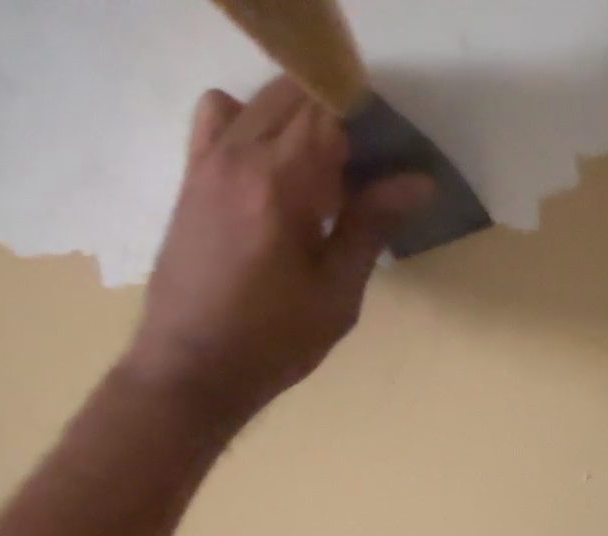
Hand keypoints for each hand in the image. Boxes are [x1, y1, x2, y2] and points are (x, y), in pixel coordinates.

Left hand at [127, 78, 433, 427]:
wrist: (190, 371)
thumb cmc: (271, 344)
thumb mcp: (335, 295)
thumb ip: (371, 227)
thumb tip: (418, 180)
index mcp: (279, 183)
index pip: (329, 108)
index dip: (364, 124)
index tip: (384, 161)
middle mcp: (237, 155)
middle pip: (295, 92)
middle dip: (335, 119)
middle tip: (354, 177)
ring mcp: (206, 162)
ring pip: (259, 99)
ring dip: (296, 119)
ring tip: (313, 175)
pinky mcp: (189, 178)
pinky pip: (217, 117)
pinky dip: (248, 123)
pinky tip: (266, 171)